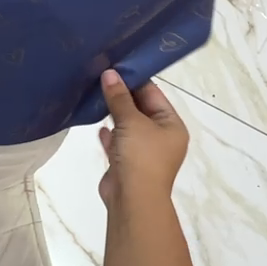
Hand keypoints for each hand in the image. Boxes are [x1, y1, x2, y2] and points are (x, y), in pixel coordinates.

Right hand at [97, 68, 188, 210]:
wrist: (133, 199)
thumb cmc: (141, 156)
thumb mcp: (131, 121)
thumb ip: (119, 97)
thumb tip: (109, 73)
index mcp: (172, 125)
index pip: (154, 94)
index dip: (134, 80)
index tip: (114, 66)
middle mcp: (161, 137)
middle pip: (141, 109)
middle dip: (122, 96)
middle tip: (100, 76)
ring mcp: (144, 152)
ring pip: (128, 126)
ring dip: (114, 114)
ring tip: (95, 95)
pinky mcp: (127, 164)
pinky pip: (118, 143)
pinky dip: (110, 134)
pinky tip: (98, 125)